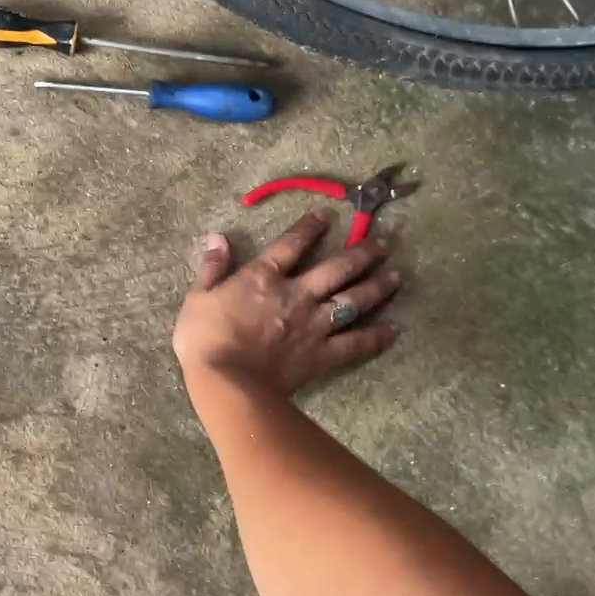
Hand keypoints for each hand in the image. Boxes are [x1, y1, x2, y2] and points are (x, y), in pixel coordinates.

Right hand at [173, 208, 401, 399]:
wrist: (227, 381)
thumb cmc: (204, 337)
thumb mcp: (198, 297)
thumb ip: (212, 267)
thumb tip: (218, 237)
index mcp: (263, 276)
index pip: (291, 244)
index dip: (310, 227)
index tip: (328, 215)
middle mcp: (296, 294)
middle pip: (336, 269)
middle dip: (361, 253)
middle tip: (382, 243)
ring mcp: (314, 324)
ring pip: (353, 300)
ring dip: (377, 286)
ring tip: (396, 276)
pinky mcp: (322, 354)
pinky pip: (356, 343)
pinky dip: (377, 336)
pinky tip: (395, 328)